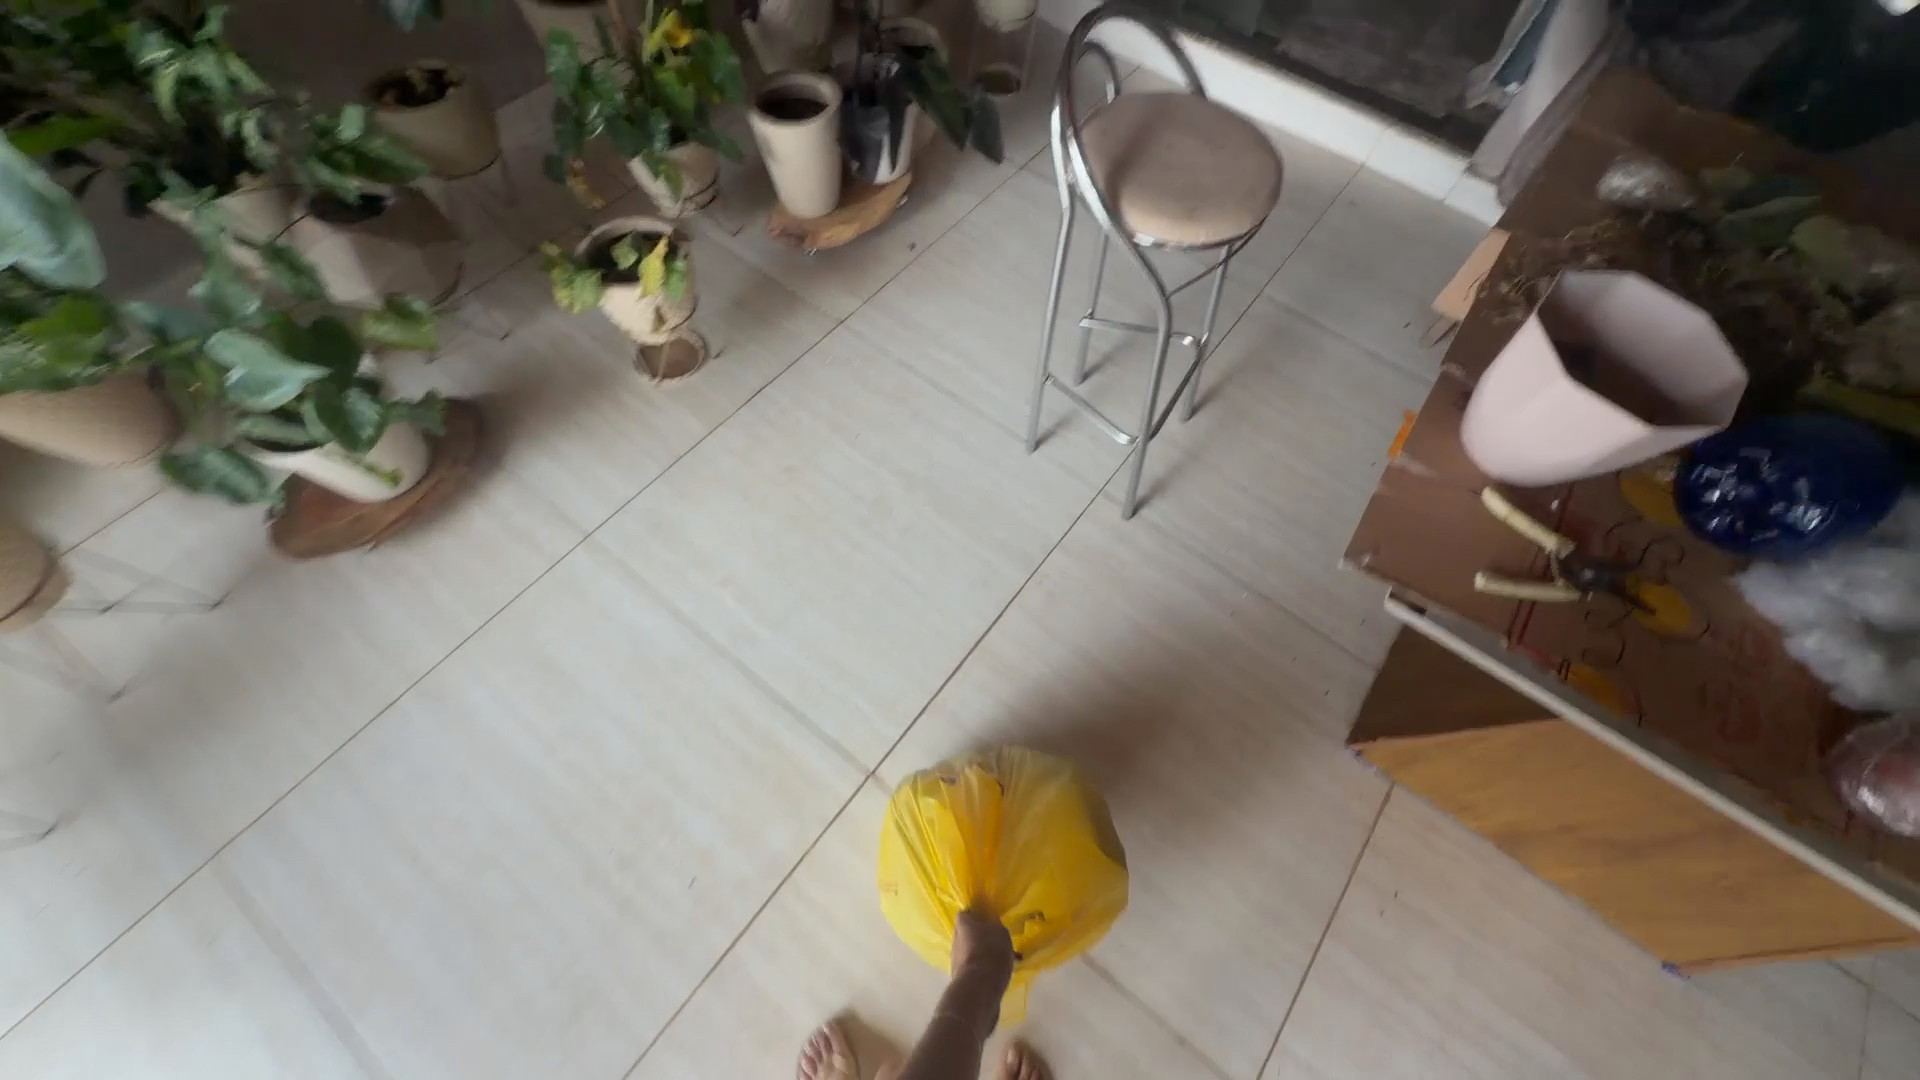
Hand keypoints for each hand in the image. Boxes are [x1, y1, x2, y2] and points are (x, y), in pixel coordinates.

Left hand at [950, 909, 1013, 984]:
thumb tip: (992, 925)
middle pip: (966, 934)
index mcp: (962, 924)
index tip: (988, 922)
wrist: (979, 986)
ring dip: (979, 954)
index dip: (977, 917)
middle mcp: (955, 939)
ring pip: (968, 952)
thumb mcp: (1001, 932)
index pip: (966, 914)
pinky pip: (970, 968)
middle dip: (978, 937)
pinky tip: (992, 974)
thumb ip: (994, 926)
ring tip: (995, 960)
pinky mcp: (958, 977)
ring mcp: (954, 960)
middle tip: (994, 942)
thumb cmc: (991, 951)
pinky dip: (979, 969)